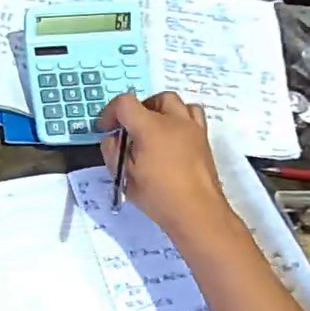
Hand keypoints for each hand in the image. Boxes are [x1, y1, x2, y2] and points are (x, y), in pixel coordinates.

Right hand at [97, 92, 239, 244]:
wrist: (196, 211)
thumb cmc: (158, 196)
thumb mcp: (124, 176)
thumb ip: (113, 151)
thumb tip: (114, 138)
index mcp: (150, 128)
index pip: (125, 103)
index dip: (110, 112)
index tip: (106, 128)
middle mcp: (174, 120)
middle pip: (153, 99)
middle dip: (137, 110)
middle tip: (129, 130)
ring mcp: (192, 128)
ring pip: (176, 103)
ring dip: (160, 110)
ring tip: (153, 130)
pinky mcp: (204, 138)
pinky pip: (192, 115)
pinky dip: (180, 118)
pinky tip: (173, 137)